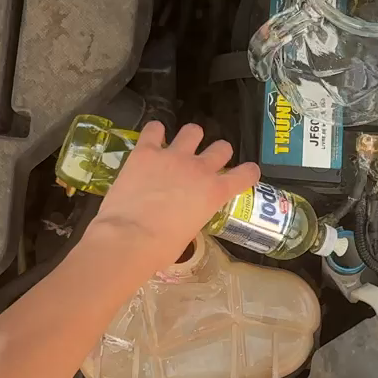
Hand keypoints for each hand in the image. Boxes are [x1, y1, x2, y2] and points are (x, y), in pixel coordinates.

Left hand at [84, 122, 259, 276]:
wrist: (129, 238)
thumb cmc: (161, 248)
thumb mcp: (189, 232)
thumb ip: (193, 214)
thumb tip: (183, 213)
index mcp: (214, 193)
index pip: (246, 174)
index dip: (248, 172)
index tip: (246, 172)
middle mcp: (199, 169)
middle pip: (222, 148)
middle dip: (218, 153)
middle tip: (207, 162)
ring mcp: (173, 156)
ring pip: (192, 131)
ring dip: (191, 137)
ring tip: (182, 145)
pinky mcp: (146, 151)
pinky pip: (154, 129)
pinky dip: (155, 132)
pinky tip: (152, 138)